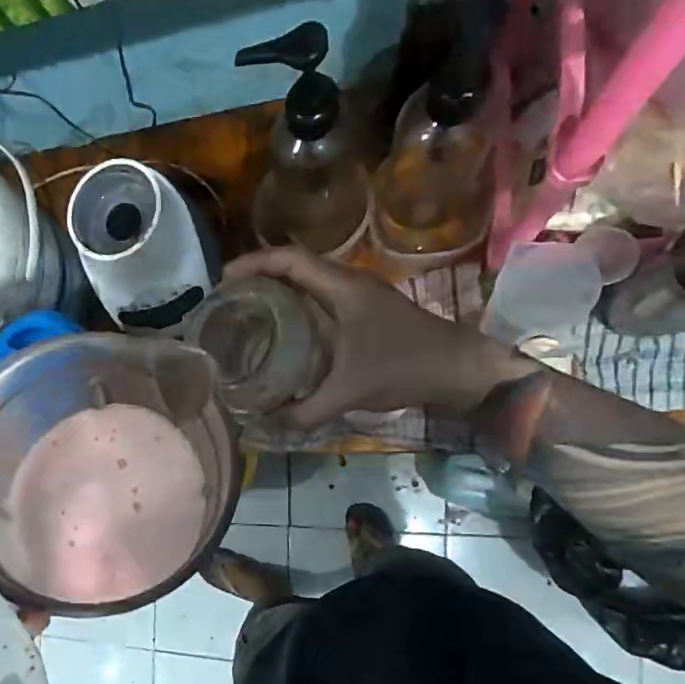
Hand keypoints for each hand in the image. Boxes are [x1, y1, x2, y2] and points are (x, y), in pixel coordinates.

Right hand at [224, 247, 535, 428]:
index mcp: (342, 288)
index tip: (222, 281)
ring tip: (240, 310)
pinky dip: (290, 305)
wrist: (463, 371)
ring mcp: (356, 297)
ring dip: (272, 289)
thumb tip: (262, 424)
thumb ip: (304, 411)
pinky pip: (315, 299)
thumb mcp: (349, 392)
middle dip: (255, 276)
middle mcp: (347, 284)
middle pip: (292, 266)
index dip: (253, 263)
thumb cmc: (406, 367)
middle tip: (223, 299)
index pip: (290, 259)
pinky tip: (275, 329)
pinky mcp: (360, 313)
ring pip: (304, 282)